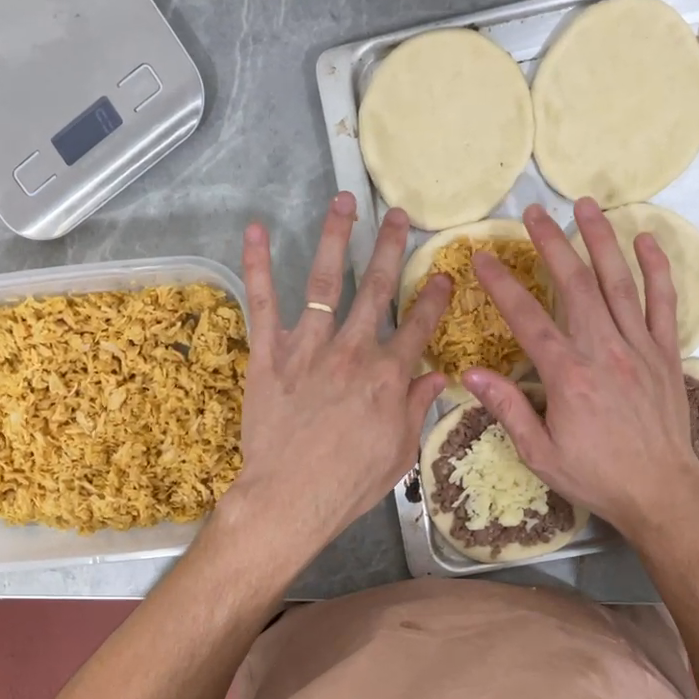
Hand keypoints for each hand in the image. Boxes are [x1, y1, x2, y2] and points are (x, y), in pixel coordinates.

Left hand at [219, 191, 451, 556]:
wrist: (290, 497)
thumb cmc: (349, 485)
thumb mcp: (399, 454)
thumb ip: (416, 409)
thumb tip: (438, 377)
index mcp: (389, 377)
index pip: (418, 327)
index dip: (433, 298)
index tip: (443, 274)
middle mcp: (353, 352)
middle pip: (377, 290)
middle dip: (390, 248)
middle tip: (398, 215)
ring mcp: (308, 349)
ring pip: (325, 283)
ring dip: (336, 238)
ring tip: (343, 201)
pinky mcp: (268, 355)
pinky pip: (262, 304)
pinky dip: (256, 265)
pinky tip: (255, 231)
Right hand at [461, 198, 698, 537]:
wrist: (659, 491)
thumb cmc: (595, 477)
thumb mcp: (539, 453)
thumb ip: (507, 409)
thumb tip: (471, 375)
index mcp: (567, 376)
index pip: (528, 319)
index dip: (503, 285)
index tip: (483, 258)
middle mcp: (604, 351)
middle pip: (575, 285)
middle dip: (552, 244)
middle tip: (533, 213)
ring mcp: (639, 348)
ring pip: (619, 282)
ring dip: (600, 240)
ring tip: (585, 206)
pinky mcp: (666, 354)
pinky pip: (662, 303)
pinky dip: (656, 269)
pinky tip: (647, 242)